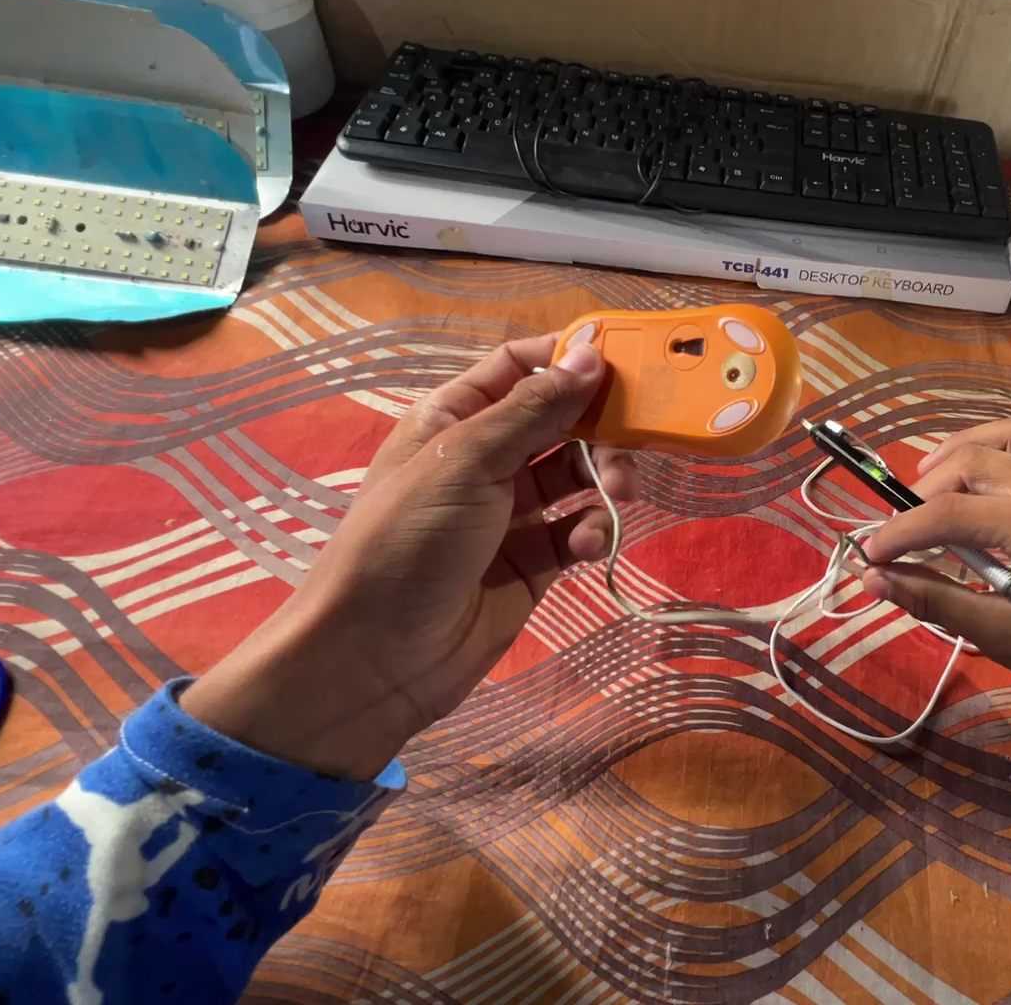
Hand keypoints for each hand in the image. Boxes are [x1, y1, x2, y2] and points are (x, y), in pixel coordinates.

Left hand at [181, 334, 635, 777]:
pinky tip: (588, 546)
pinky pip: (579, 528)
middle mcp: (489, 456)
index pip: (520, 367)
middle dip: (600, 429)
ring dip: (605, 479)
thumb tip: (591, 353)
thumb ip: (534, 409)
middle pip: (561, 420)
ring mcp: (514, 510)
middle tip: (633, 444)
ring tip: (620, 497)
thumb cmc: (410, 538)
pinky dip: (593, 531)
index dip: (568, 360)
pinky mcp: (536, 558)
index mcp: (457, 417)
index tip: (622, 366)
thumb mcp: (468, 460)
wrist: (377, 657)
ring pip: (579, 474)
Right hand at [858, 416, 1010, 718]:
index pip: (951, 512)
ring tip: (928, 491)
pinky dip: (995, 451)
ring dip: (958, 456)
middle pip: (972, 462)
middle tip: (900, 536)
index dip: (900, 532)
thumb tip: (874, 578)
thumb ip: (939, 601)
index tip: (869, 556)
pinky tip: (977, 482)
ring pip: (1006, 437)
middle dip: (922, 495)